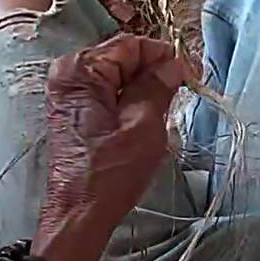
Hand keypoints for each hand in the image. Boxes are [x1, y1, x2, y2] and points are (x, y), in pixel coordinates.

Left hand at [33, 34, 188, 260]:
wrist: (79, 214)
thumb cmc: (110, 173)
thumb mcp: (143, 125)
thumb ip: (157, 86)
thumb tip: (172, 64)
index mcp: (81, 71)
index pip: (131, 45)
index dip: (165, 56)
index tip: (192, 72)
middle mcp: (67, 76)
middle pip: (122, 61)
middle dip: (153, 75)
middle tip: (183, 93)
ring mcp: (67, 97)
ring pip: (117, 81)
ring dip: (143, 93)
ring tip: (165, 113)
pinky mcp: (73, 117)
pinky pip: (107, 99)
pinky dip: (128, 106)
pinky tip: (145, 124)